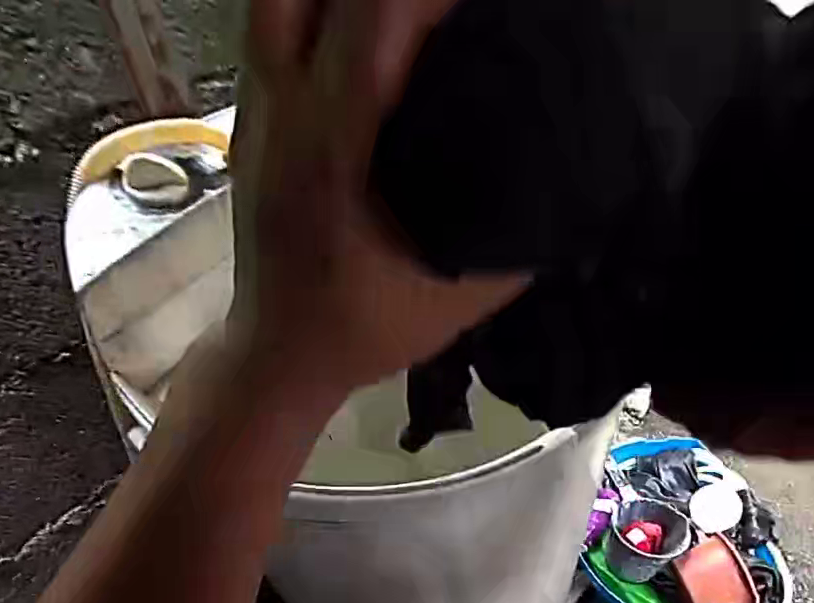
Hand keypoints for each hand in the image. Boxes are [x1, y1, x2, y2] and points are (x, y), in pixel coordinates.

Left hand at [224, 0, 525, 405]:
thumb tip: (563, 189)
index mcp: (333, 158)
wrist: (278, 357)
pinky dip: (319, 9)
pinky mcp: (250, 128)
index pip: (377, 22)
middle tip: (443, 5)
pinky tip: (361, 28)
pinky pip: (271, 30)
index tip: (483, 0)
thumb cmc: (357, 336)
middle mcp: (284, 119)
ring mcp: (257, 118)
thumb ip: (506, 248)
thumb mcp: (447, 304)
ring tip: (402, 11)